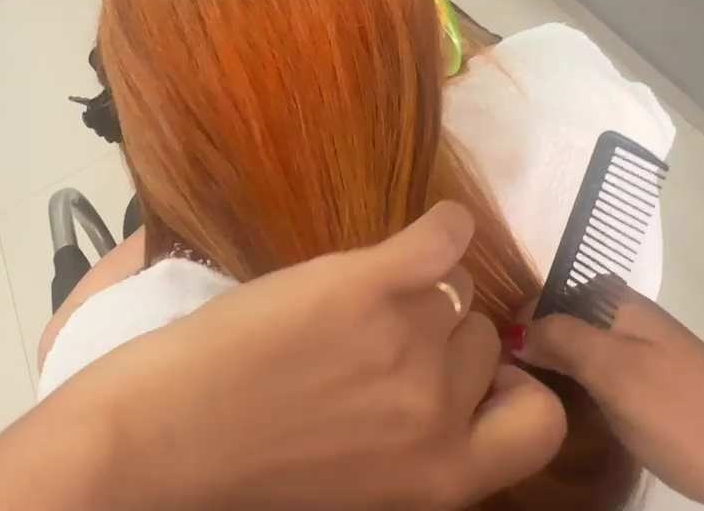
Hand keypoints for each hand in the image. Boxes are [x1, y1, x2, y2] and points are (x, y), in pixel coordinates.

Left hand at [61, 201, 565, 510]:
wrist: (164, 440)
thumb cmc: (256, 465)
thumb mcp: (369, 478)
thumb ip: (421, 438)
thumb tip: (455, 380)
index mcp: (444, 477)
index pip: (538, 424)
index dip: (512, 391)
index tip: (480, 375)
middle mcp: (437, 412)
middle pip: (482, 339)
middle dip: (442, 335)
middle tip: (381, 336)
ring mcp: (405, 341)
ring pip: (452, 289)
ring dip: (421, 289)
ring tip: (362, 299)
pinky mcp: (365, 284)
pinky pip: (442, 236)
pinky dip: (445, 225)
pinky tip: (434, 225)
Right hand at [514, 286, 703, 510]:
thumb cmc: (685, 414)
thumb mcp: (614, 372)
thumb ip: (561, 339)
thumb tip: (512, 329)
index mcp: (618, 301)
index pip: (547, 294)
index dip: (516, 323)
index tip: (488, 364)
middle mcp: (630, 318)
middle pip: (563, 322)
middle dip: (533, 350)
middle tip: (505, 392)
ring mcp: (647, 355)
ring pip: (581, 353)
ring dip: (556, 375)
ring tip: (531, 407)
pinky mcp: (658, 391)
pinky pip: (602, 378)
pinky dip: (581, 393)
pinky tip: (572, 419)